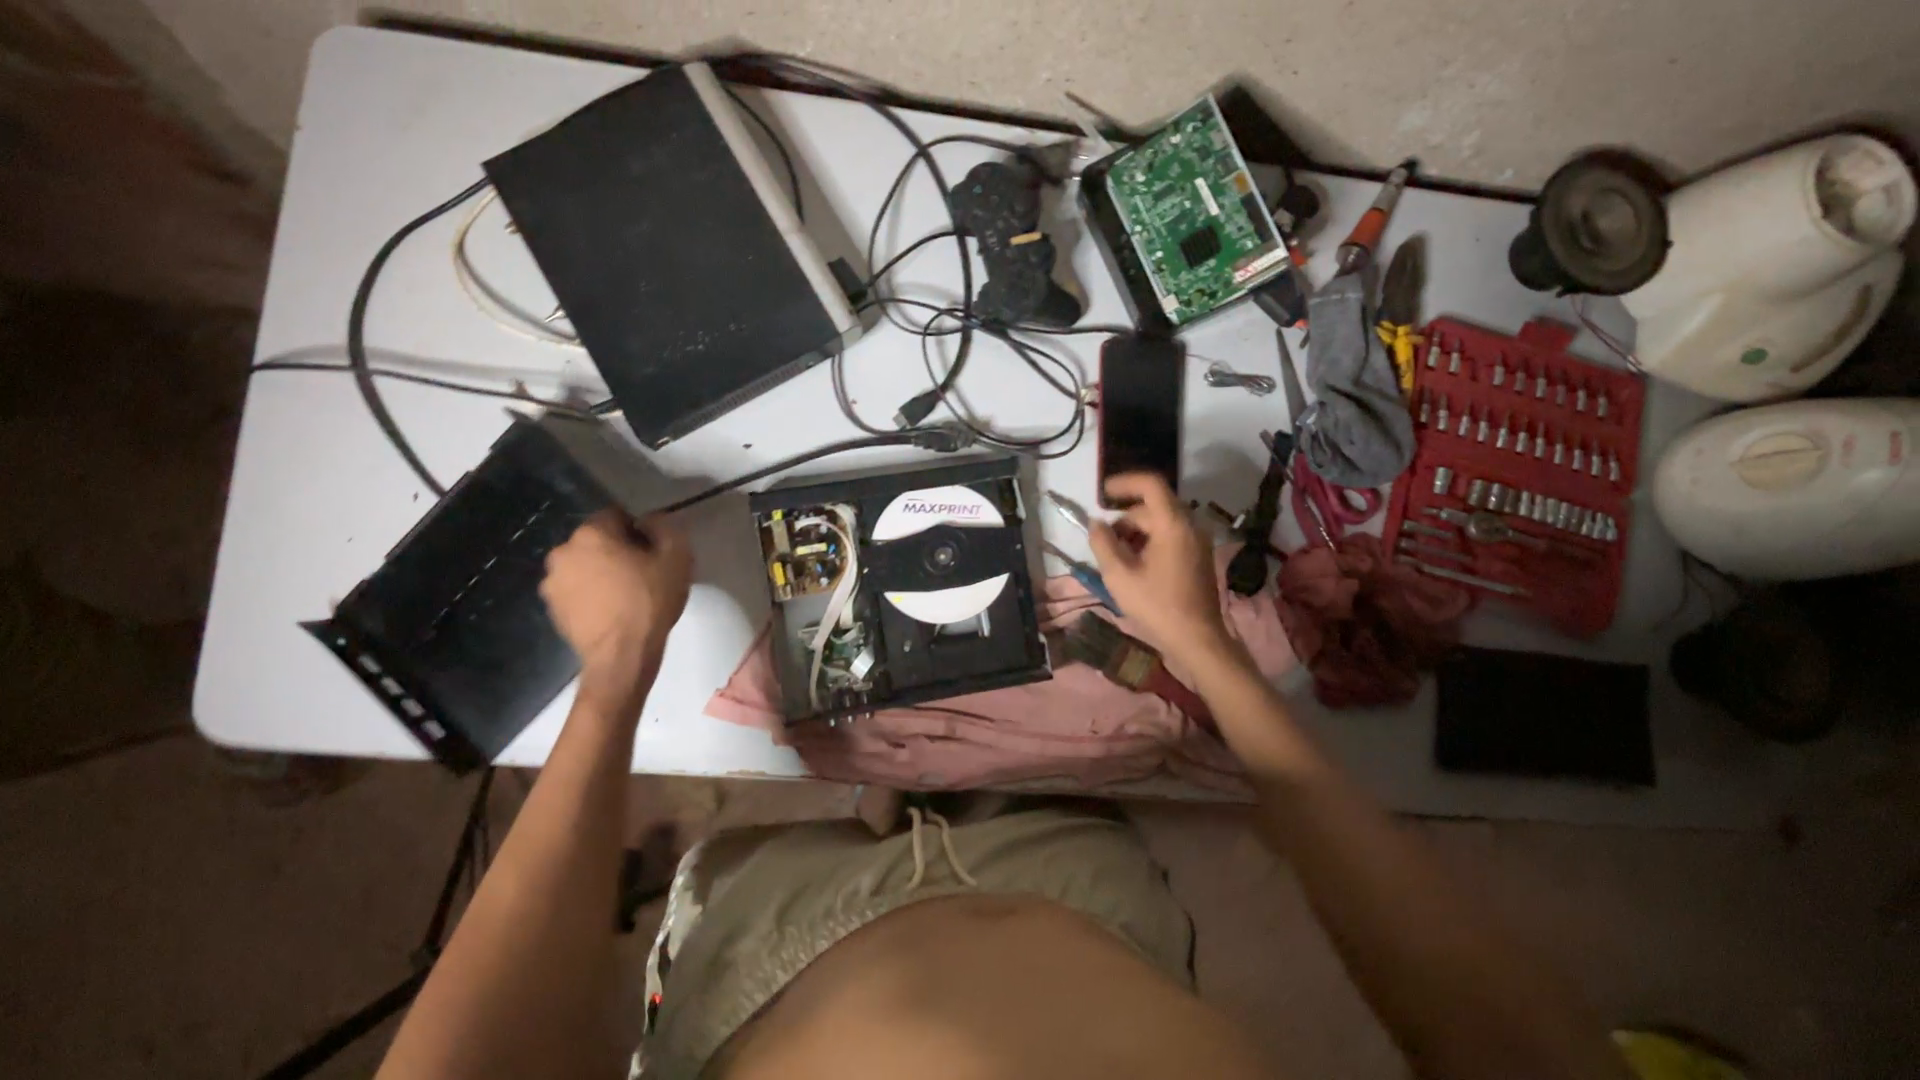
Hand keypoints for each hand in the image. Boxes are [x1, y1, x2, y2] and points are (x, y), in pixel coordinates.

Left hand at [541, 509, 691, 710]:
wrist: (621, 656)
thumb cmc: (650, 602)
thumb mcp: (676, 557)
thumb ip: (664, 527)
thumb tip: (650, 521)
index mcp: (591, 533)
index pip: (617, 516)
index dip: (638, 532)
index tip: (652, 554)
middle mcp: (563, 551)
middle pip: (597, 541)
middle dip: (616, 551)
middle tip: (641, 575)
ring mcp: (552, 581)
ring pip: (583, 565)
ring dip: (600, 573)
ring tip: (624, 597)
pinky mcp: (551, 608)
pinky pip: (575, 590)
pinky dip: (590, 595)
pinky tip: (610, 612)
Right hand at [1086, 473, 1236, 667]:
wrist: (1197, 639)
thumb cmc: (1156, 606)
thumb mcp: (1119, 575)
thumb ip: (1103, 543)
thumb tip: (1096, 524)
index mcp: (1173, 524)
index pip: (1150, 484)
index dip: (1124, 483)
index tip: (1102, 494)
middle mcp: (1190, 525)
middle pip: (1153, 506)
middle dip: (1125, 517)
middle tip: (1103, 540)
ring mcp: (1198, 541)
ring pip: (1162, 522)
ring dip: (1136, 531)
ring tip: (1116, 556)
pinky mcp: (1199, 556)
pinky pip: (1172, 536)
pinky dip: (1151, 541)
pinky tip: (1135, 564)